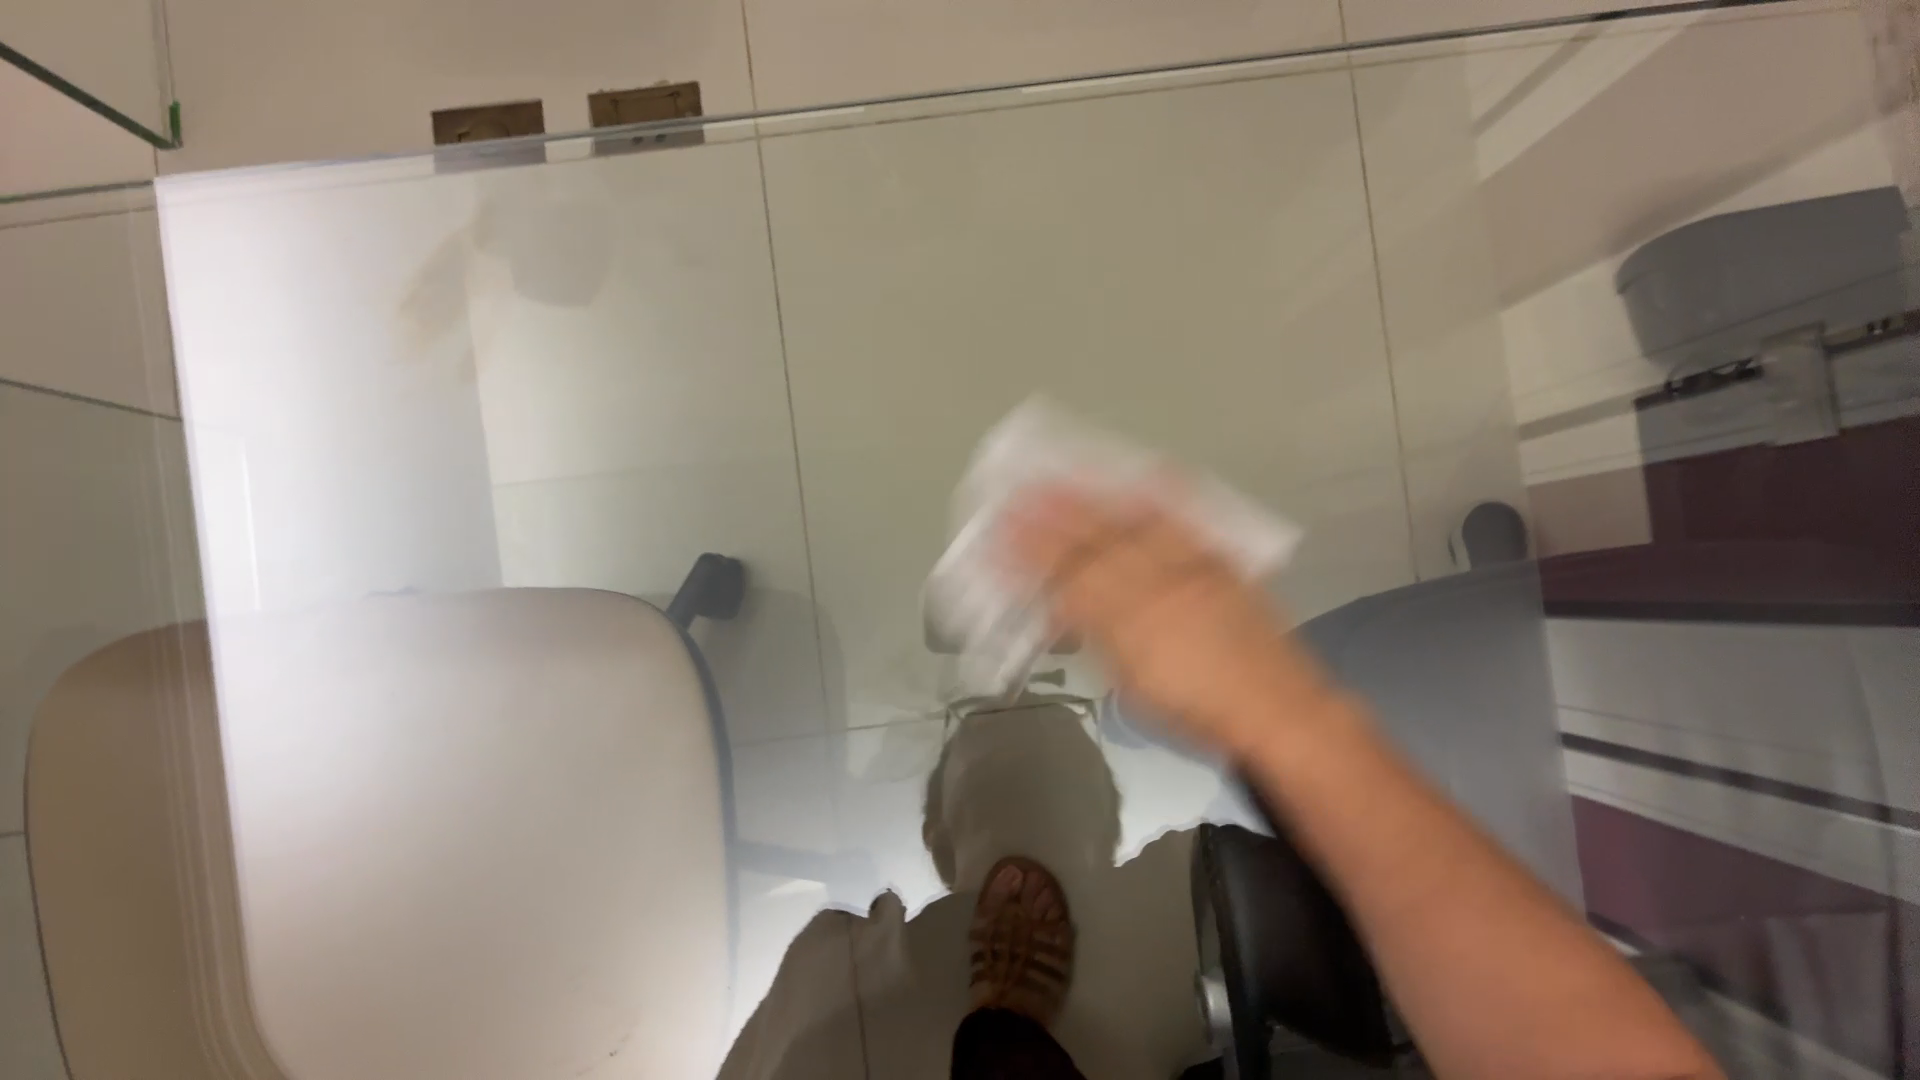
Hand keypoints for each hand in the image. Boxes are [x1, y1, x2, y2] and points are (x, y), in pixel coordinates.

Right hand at [1000, 484, 1339, 759]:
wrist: (1279, 710)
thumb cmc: (1196, 711)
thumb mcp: (1131, 685)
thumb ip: (1095, 639)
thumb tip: (1059, 609)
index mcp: (1130, 623)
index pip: (1069, 579)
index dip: (1032, 555)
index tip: (1002, 534)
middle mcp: (1159, 586)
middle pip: (1095, 543)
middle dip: (1052, 516)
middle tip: (1018, 494)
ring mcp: (1193, 568)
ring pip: (1135, 524)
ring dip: (1095, 497)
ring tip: (1064, 475)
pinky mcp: (1221, 561)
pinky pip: (1189, 520)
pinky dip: (1165, 493)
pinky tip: (1149, 471)